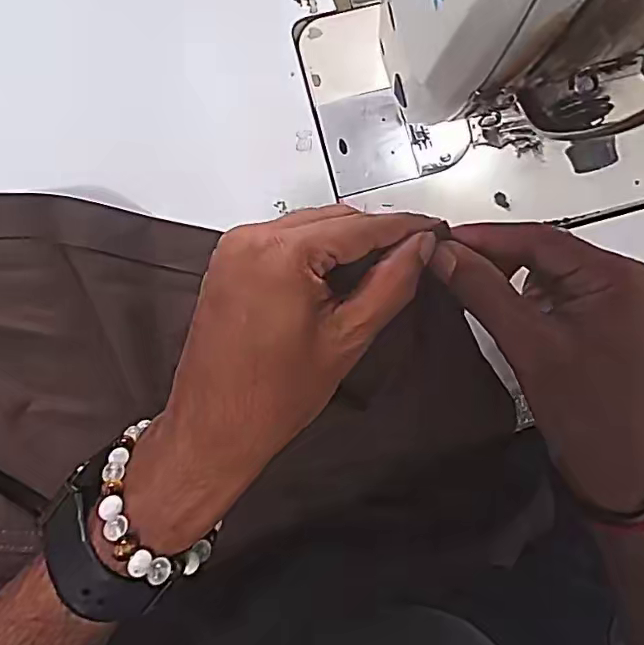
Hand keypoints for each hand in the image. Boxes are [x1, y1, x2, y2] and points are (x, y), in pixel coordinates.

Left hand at [122, 206, 440, 550]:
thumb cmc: (266, 397)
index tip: (428, 230)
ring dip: (346, 241)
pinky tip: (337, 274)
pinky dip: (315, 249)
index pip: (359, 225)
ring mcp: (235, 248)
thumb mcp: (347, 338)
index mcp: (280, 254)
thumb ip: (391, 283)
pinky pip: (285, 238)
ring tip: (378, 270)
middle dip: (376, 233)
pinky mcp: (230, 260)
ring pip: (310, 224)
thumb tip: (416, 249)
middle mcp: (250, 240)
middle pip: (334, 217)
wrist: (215, 427)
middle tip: (412, 251)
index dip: (403, 227)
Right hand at [430, 223, 643, 510]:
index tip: (444, 241)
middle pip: (541, 249)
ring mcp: (609, 301)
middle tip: (447, 262)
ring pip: (542, 270)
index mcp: (615, 277)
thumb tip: (448, 256)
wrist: (623, 474)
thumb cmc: (596, 419)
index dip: (484, 238)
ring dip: (503, 276)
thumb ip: (484, 292)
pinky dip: (517, 295)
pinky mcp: (596, 319)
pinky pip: (549, 292)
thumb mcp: (529, 346)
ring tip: (465, 283)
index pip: (538, 237)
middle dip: (492, 256)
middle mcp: (619, 281)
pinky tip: (494, 306)